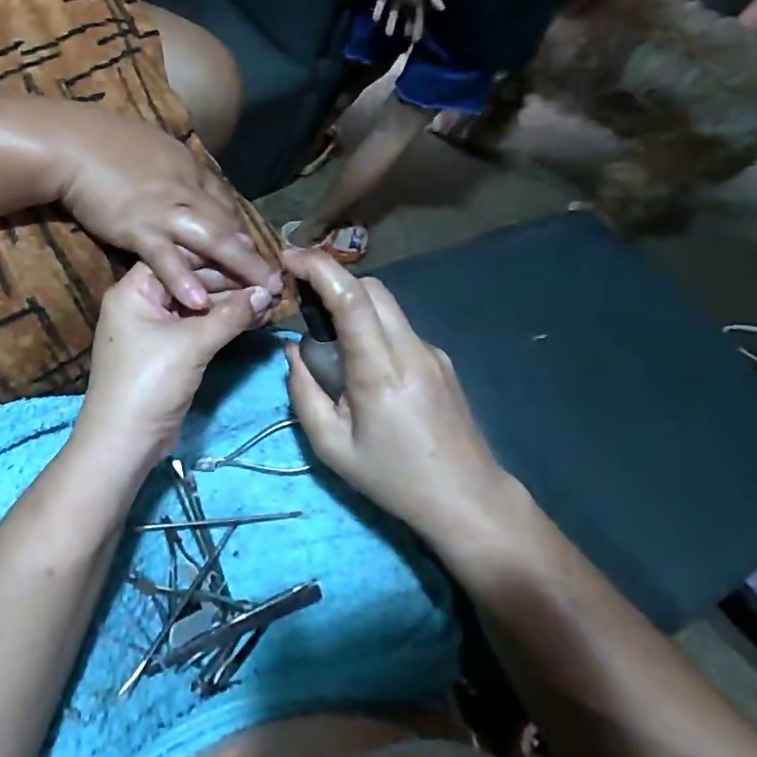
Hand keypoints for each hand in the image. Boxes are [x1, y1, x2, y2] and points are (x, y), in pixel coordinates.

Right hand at [54, 108, 280, 310]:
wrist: (71, 144)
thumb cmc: (104, 142)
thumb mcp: (151, 147)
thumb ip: (172, 168)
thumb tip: (184, 181)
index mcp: (189, 170)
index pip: (224, 204)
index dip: (241, 230)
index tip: (253, 251)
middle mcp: (186, 191)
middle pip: (229, 225)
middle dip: (254, 254)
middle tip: (277, 280)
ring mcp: (165, 211)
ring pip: (212, 241)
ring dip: (239, 267)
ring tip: (261, 293)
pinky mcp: (139, 229)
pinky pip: (167, 258)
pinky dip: (184, 279)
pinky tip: (200, 301)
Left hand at [78, 262, 273, 461]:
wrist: (124, 440)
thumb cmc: (149, 382)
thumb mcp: (191, 344)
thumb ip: (230, 315)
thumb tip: (266, 292)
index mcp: (134, 290)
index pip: (179, 257)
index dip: (218, 254)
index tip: (255, 253)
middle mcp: (142, 302)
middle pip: (191, 280)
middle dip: (231, 282)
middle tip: (270, 281)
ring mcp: (155, 328)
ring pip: (198, 304)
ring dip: (232, 303)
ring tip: (270, 301)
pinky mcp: (168, 350)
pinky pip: (198, 326)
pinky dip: (224, 323)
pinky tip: (254, 320)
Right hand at [281, 249, 524, 541]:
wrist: (468, 498)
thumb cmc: (393, 478)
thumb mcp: (331, 446)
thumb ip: (303, 391)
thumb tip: (292, 350)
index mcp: (380, 372)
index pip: (351, 298)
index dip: (318, 267)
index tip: (289, 259)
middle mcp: (410, 350)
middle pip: (372, 287)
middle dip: (333, 279)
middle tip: (302, 298)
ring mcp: (431, 352)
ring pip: (387, 304)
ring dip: (353, 303)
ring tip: (328, 338)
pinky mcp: (441, 360)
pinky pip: (399, 327)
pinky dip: (372, 327)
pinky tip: (362, 366)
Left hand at [374, 0, 444, 42]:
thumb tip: (442, 10)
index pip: (419, 17)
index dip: (419, 28)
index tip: (417, 41)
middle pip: (407, 17)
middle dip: (406, 28)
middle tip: (402, 43)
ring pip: (394, 12)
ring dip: (391, 22)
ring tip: (388, 35)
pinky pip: (382, 1)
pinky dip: (378, 9)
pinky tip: (375, 19)